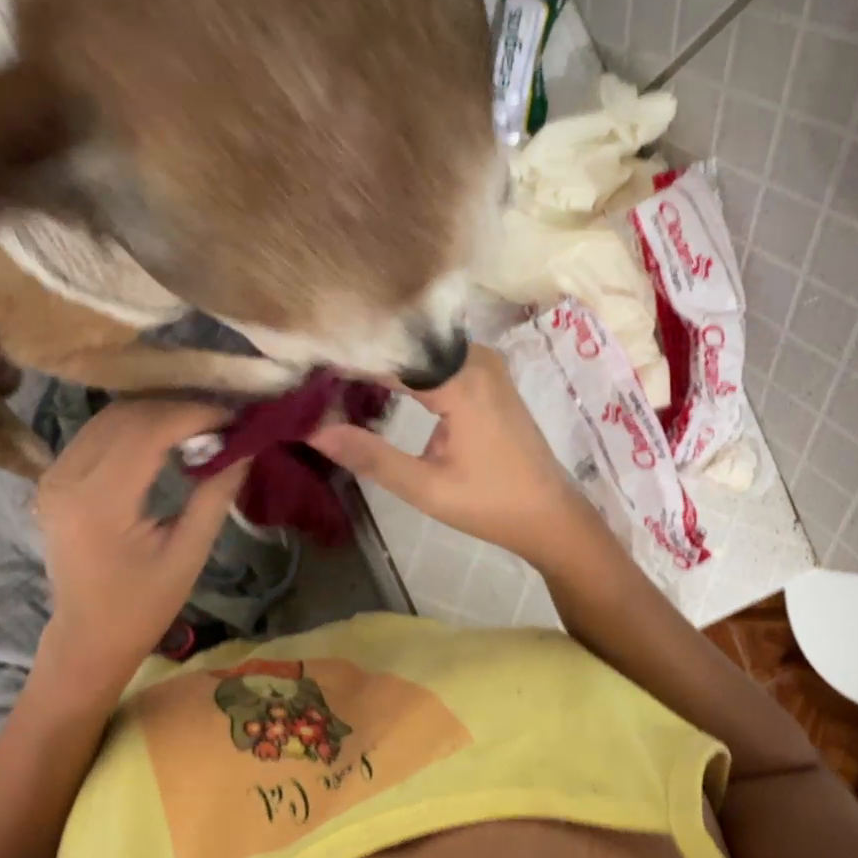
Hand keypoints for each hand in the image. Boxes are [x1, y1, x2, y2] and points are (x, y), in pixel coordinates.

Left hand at [34, 399, 247, 681]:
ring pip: (108, 418)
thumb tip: (245, 448)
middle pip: (126, 416)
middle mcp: (67, 479)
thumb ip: (214, 497)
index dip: (193, 415)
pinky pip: (95, 434)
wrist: (87, 636)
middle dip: (177, 409)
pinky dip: (132, 427)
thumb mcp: (187, 556)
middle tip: (220, 421)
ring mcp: (53, 476)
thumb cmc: (141, 606)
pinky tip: (164, 437)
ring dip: (155, 413)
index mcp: (99, 503)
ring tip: (198, 426)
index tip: (232, 418)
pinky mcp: (53, 478)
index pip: (147, 431)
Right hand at [308, 344, 597, 566]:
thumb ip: (370, 456)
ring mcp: (485, 364)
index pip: (391, 354)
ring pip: (421, 349)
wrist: (550, 514)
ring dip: (384, 360)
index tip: (307, 366)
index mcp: (462, 381)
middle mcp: (476, 359)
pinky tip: (376, 383)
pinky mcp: (488, 376)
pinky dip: (406, 369)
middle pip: (406, 343)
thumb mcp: (425, 487)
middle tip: (314, 368)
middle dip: (363, 353)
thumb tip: (314, 430)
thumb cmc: (490, 504)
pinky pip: (437, 360)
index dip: (347, 359)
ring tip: (335, 372)